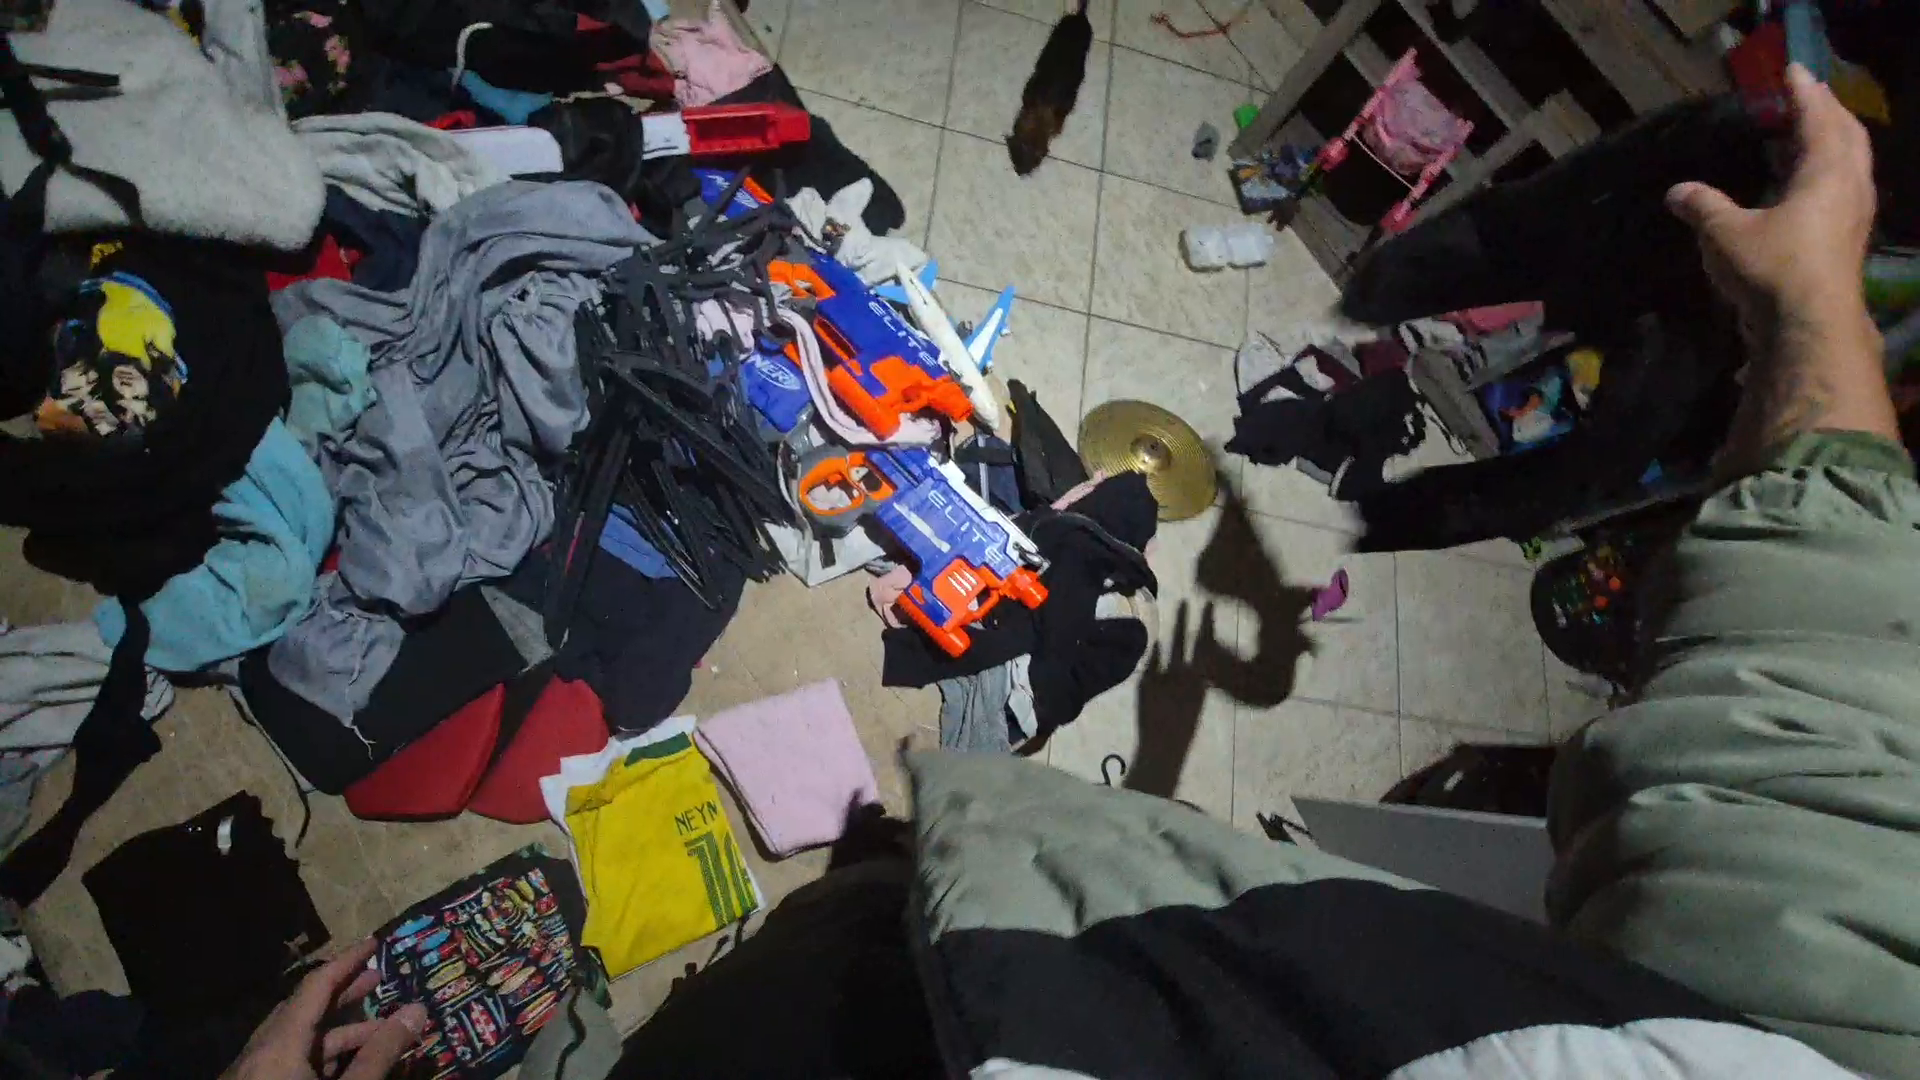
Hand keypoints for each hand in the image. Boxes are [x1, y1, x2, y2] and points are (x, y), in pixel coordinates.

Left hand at [221, 939, 428, 1079]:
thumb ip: (382, 1051)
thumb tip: (418, 1008)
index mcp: (276, 1049)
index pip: (314, 987)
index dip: (347, 961)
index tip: (376, 942)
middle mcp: (255, 1061)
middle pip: (301, 1013)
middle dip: (343, 995)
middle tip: (381, 979)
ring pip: (296, 1046)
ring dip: (340, 1034)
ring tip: (383, 1032)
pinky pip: (288, 1070)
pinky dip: (323, 1061)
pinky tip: (354, 1068)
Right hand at [1667, 64, 1875, 338]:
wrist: (1806, 316)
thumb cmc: (1770, 266)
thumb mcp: (1725, 234)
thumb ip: (1703, 207)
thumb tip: (1678, 190)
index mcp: (1827, 172)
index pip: (1818, 120)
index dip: (1804, 95)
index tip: (1790, 73)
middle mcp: (1849, 182)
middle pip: (1844, 133)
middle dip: (1822, 111)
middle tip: (1798, 97)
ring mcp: (1851, 208)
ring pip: (1845, 158)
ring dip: (1825, 139)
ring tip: (1798, 133)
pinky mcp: (1843, 230)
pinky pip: (1837, 182)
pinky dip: (1820, 168)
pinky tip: (1799, 178)